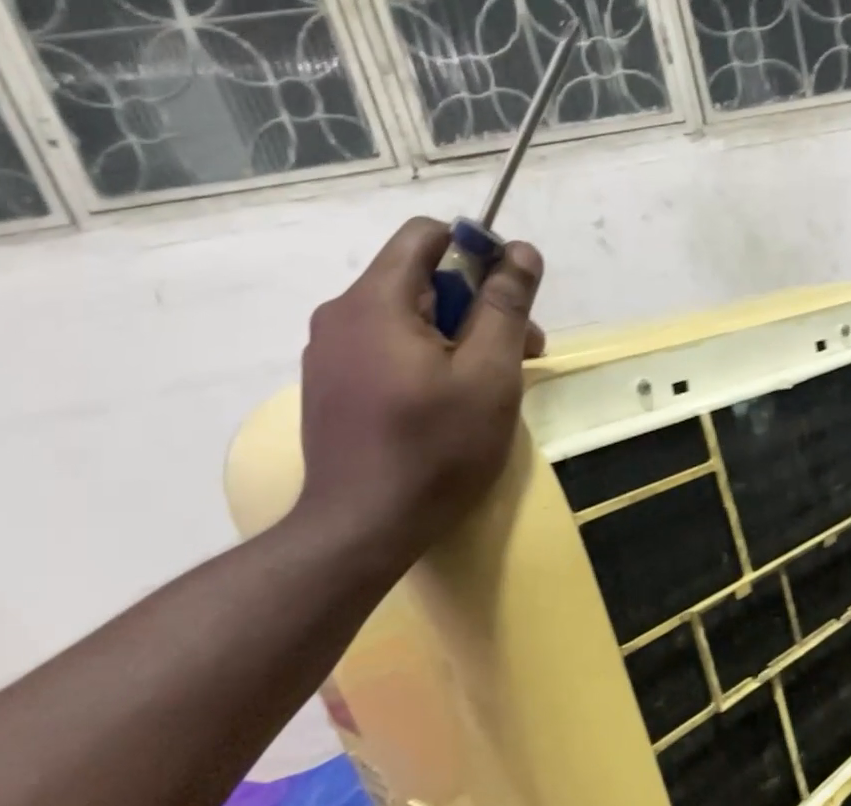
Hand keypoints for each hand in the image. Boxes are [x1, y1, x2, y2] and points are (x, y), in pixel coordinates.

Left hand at [294, 217, 546, 557]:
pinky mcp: (330, 389)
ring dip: (454, 341)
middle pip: (418, 281)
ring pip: (404, 321)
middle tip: (519, 358)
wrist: (364, 526)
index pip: (426, 235)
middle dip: (475, 308)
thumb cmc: (436, 449)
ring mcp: (328, 354)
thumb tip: (522, 251)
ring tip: (486, 392)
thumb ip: (506, 308)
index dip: (478, 252)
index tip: (513, 299)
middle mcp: (340, 315)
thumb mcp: (489, 376)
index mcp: (375, 301)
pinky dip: (423, 365)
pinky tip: (445, 411)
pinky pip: (384, 353)